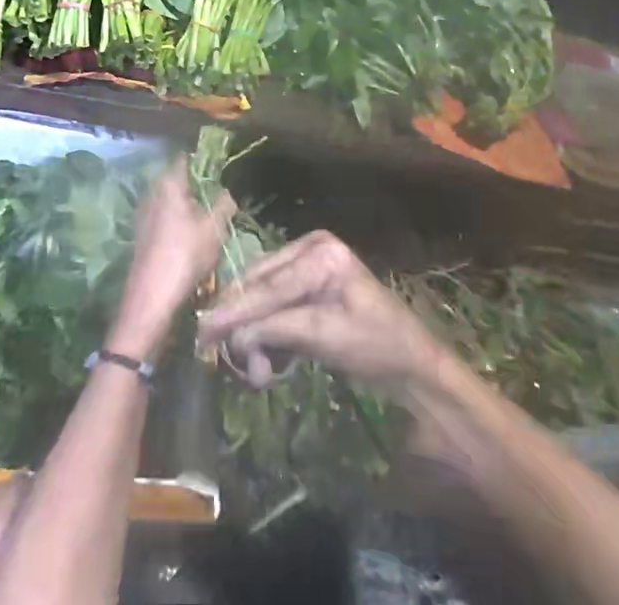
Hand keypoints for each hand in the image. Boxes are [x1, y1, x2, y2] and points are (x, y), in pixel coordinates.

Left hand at [109, 160, 234, 359]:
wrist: (153, 295)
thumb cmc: (186, 254)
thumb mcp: (215, 228)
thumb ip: (224, 204)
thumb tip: (226, 192)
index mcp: (168, 184)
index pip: (184, 158)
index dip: (203, 160)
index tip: (221, 169)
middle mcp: (151, 193)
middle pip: (177, 180)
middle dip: (198, 187)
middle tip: (219, 198)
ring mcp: (143, 213)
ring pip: (171, 201)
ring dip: (188, 207)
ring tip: (209, 221)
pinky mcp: (142, 233)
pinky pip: (164, 218)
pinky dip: (178, 222)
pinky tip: (191, 239)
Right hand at [197, 231, 442, 396]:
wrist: (415, 364)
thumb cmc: (378, 347)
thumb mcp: (324, 337)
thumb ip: (274, 330)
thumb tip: (230, 337)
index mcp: (321, 253)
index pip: (269, 285)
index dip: (234, 310)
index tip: (203, 329)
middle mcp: (310, 249)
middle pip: (260, 286)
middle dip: (245, 326)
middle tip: (232, 360)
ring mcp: (308, 264)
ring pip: (262, 295)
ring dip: (255, 332)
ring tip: (258, 370)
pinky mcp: (307, 284)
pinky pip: (274, 302)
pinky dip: (267, 330)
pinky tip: (267, 358)